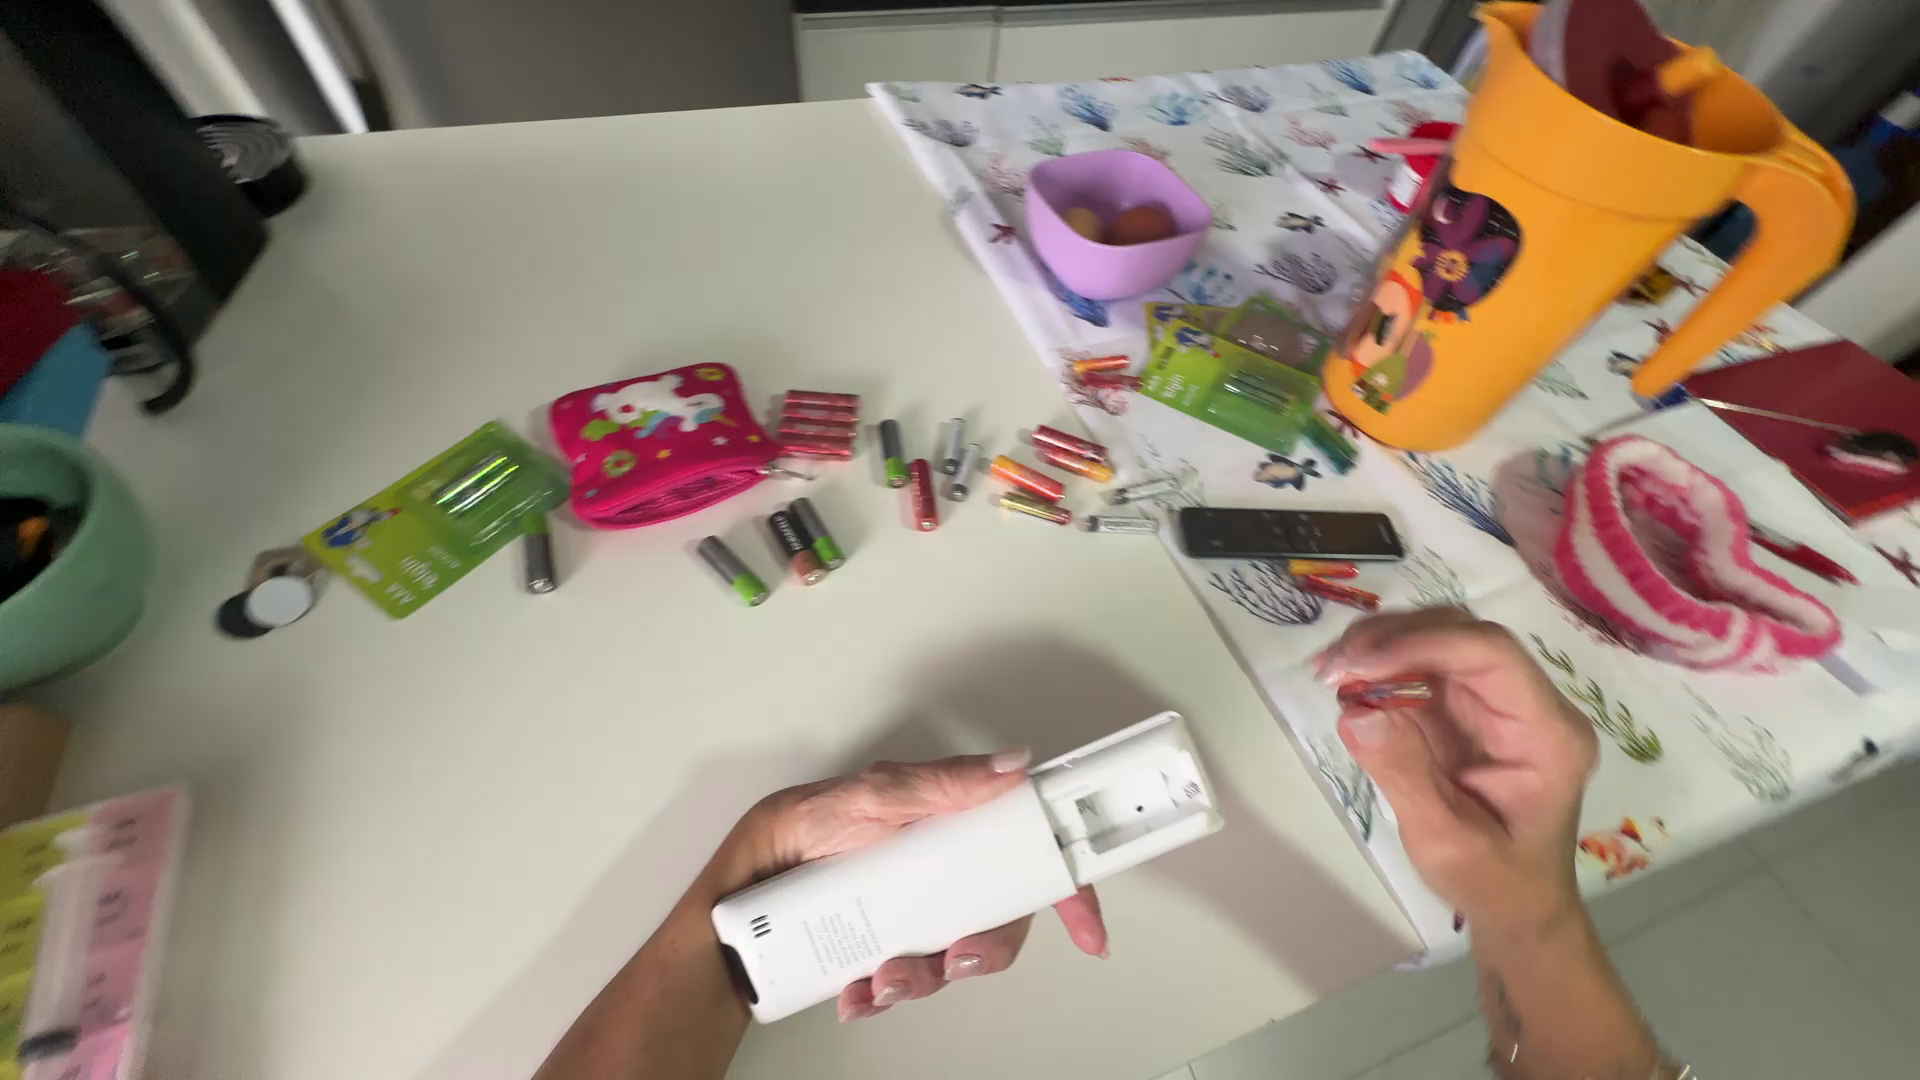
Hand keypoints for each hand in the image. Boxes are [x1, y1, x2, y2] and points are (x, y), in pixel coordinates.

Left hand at [718, 749, 1107, 1022]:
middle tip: (953, 957)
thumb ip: (935, 785)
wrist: (740, 897)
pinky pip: (913, 977)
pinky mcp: (889, 937)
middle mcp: (936, 861)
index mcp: (942, 816)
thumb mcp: (864, 798)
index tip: (1088, 924)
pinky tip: (862, 987)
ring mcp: (913, 903)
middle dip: (984, 948)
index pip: (1022, 840)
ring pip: (956, 952)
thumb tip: (1009, 765)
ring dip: (927, 977)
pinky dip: (890, 991)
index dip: (1064, 880)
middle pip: (1000, 911)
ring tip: (883, 976)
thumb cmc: (795, 832)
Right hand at [1313, 608, 1597, 933]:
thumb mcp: (1446, 841)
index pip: (1489, 652)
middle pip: (1458, 630)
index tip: (1356, 665)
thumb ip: (1405, 775)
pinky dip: (1373, 662)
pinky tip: (1344, 683)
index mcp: (1546, 732)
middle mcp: (1524, 702)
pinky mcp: (1458, 704)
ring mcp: (1490, 700)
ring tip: (1331, 674)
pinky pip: (1415, 660)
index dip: (1420, 643)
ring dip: (1376, 644)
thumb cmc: (1493, 880)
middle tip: (1333, 668)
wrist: (1514, 905)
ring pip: (1433, 635)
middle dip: (1390, 638)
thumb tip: (1356, 711)